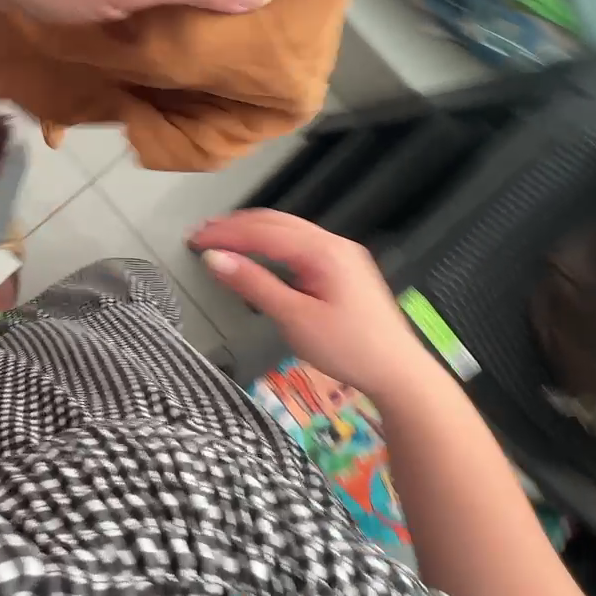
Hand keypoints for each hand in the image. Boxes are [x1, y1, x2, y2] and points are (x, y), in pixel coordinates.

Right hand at [192, 209, 443, 401]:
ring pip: (286, 227)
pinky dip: (268, 239)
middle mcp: (333, 243)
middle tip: (199, 235)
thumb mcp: (295, 319)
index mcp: (322, 251)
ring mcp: (341, 252)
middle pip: (274, 222)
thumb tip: (215, 259)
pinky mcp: (343, 266)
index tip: (194, 240)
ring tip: (219, 237)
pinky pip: (297, 240)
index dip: (225, 234)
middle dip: (234, 225)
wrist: (401, 374)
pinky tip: (254, 248)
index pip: (262, 232)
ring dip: (250, 229)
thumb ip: (254, 284)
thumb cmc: (349, 349)